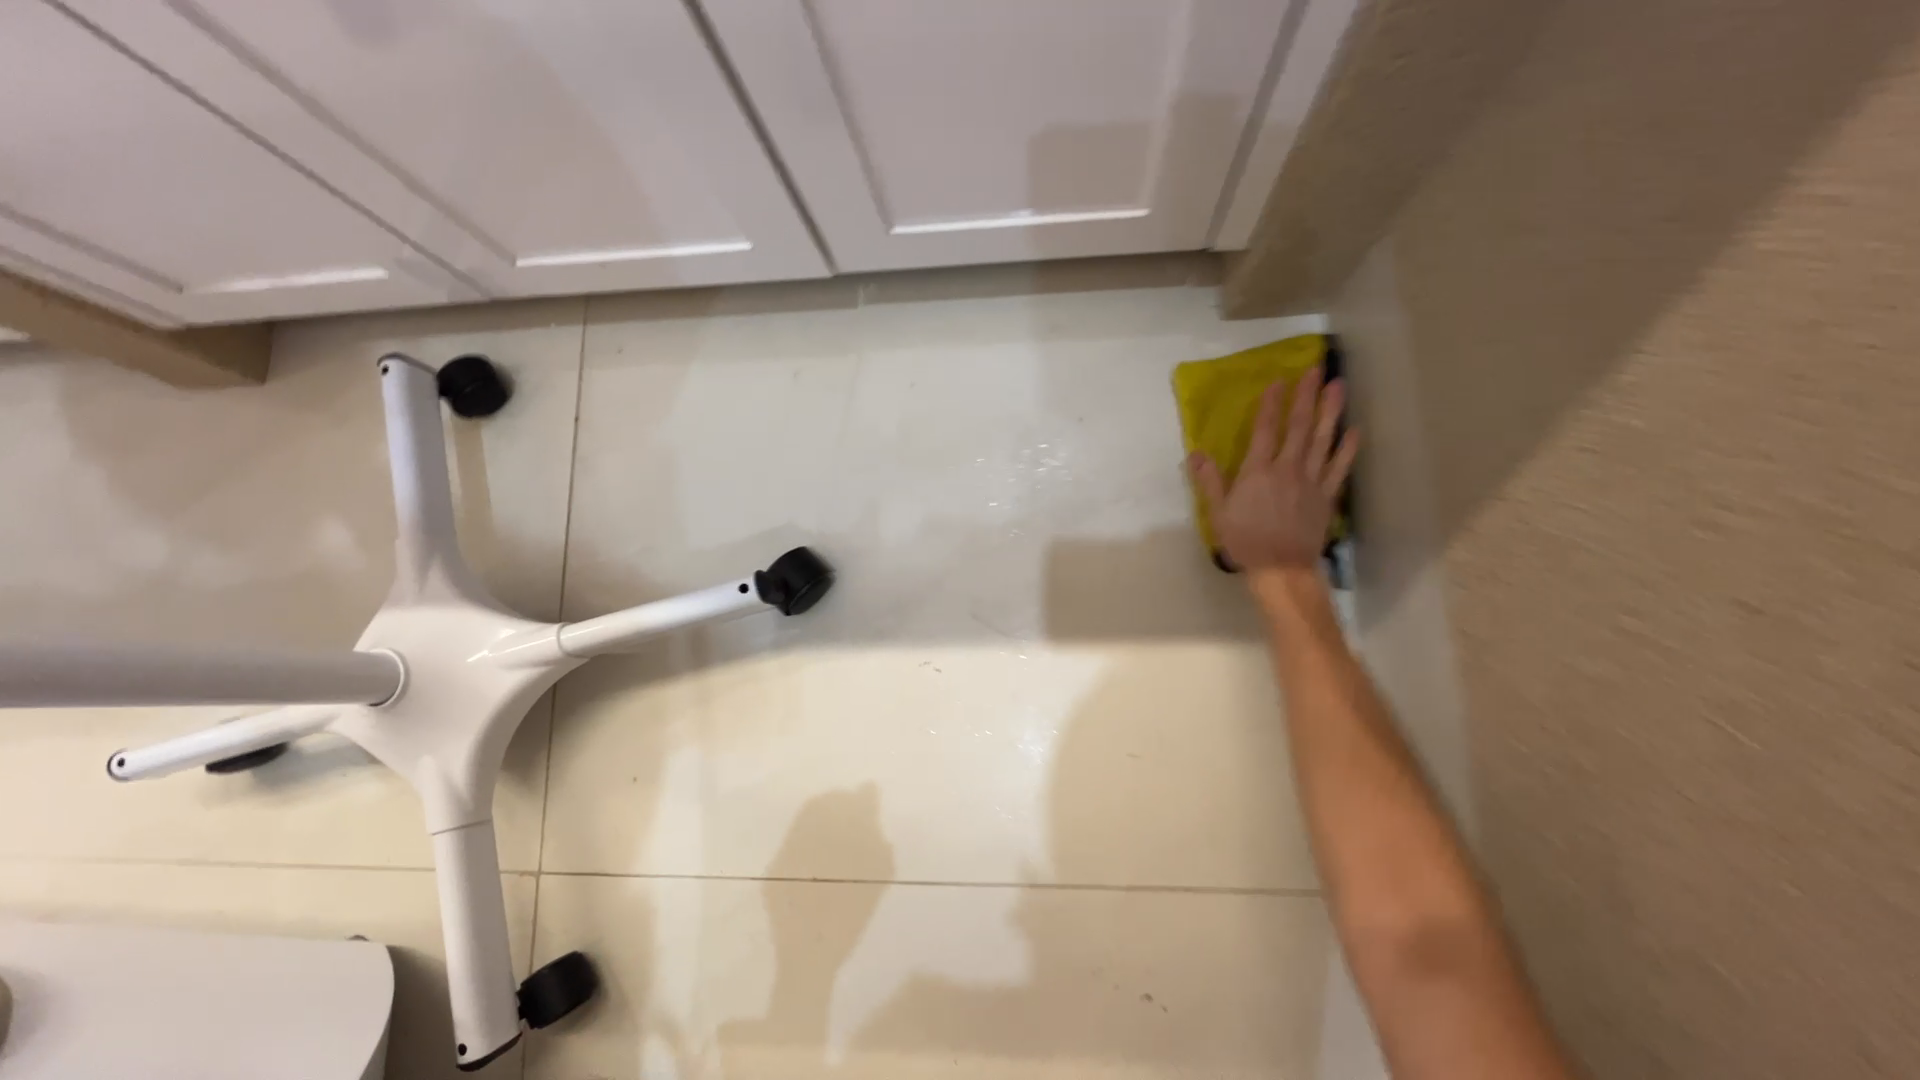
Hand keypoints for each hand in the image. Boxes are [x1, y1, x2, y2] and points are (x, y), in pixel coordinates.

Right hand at [1187, 366, 1358, 578]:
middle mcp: (1287, 469)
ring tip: (1339, 386)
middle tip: (1315, 369)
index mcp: (1258, 471)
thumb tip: (1196, 453)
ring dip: (1331, 411)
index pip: (1265, 430)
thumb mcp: (1218, 513)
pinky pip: (1339, 467)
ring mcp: (1311, 481)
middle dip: (1306, 396)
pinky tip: (1354, 429)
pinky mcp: (1326, 496)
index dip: (1271, 405)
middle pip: (1299, 426)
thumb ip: (1209, 481)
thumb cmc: (1245, 541)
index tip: (1278, 381)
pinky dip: (1347, 448)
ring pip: (1323, 439)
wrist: (1281, 569)